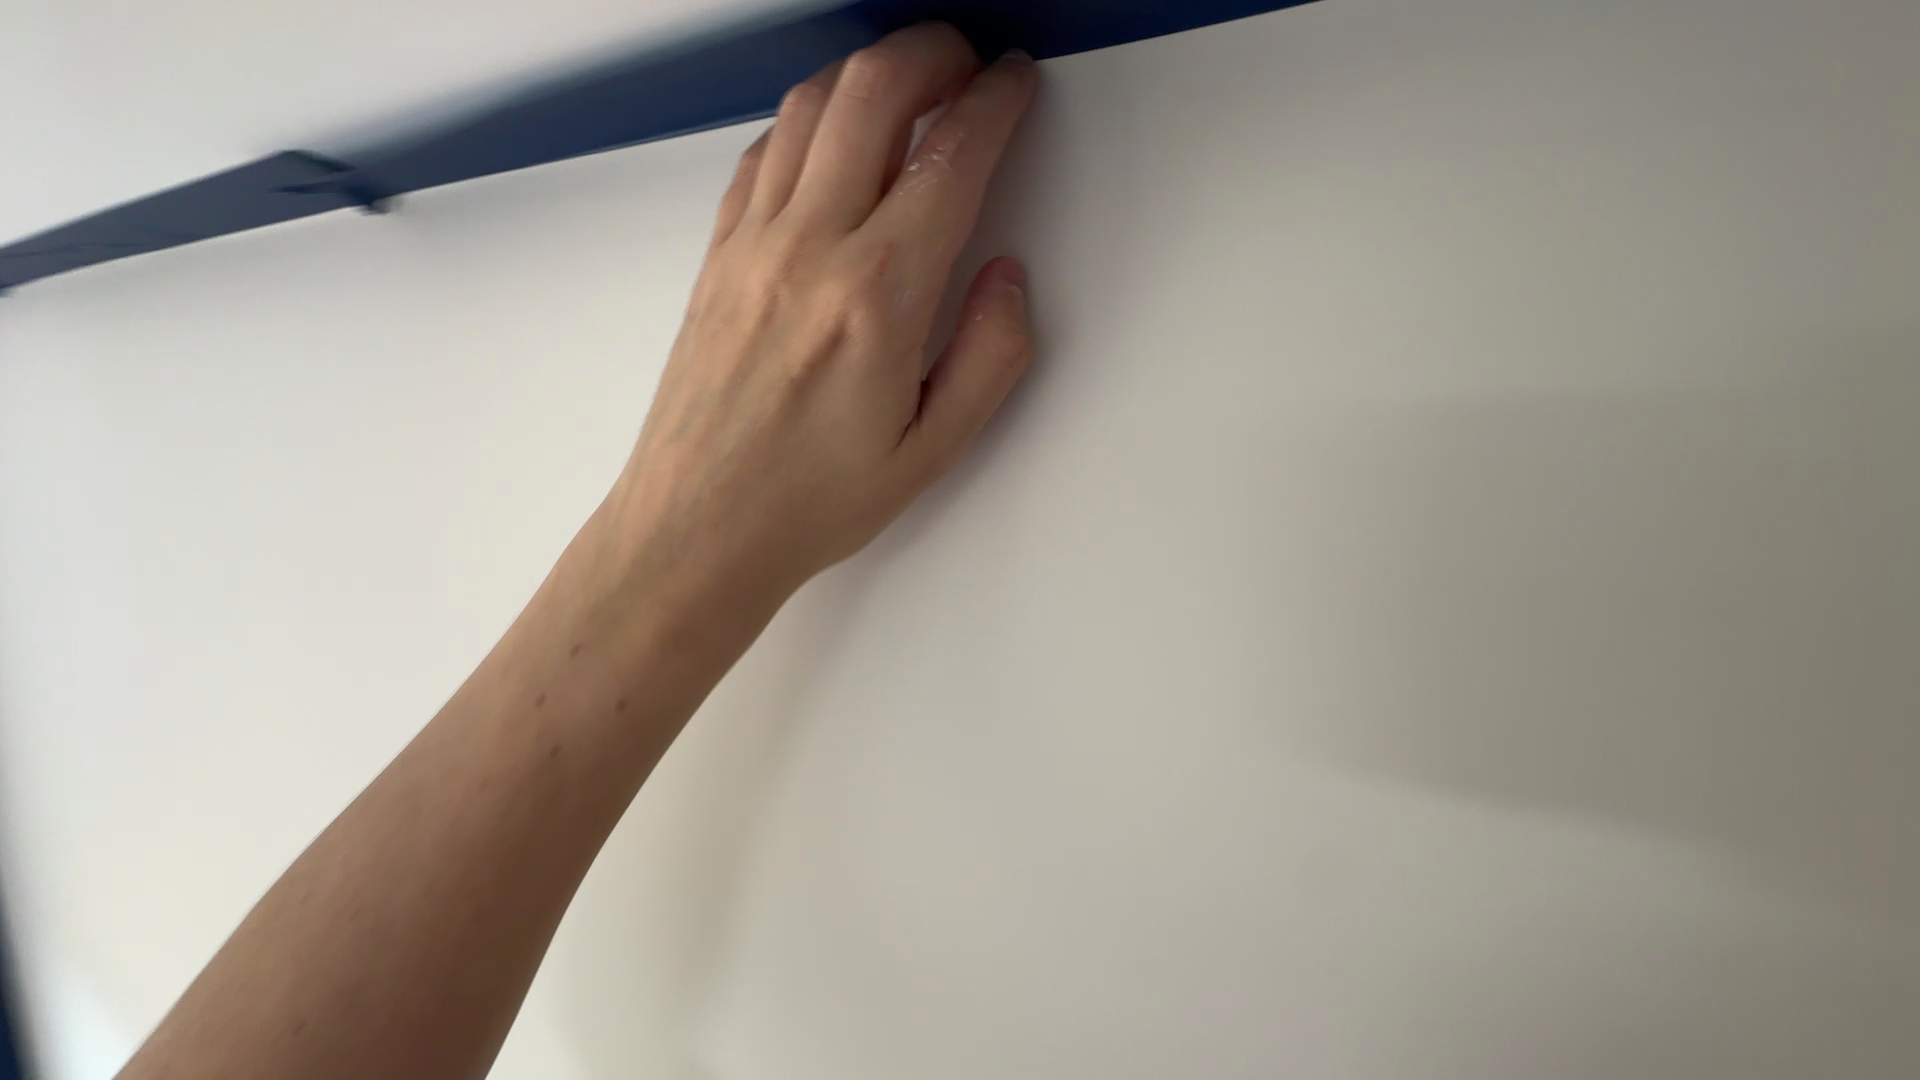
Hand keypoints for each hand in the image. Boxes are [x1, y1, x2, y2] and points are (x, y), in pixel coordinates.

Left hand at [603, 23, 1037, 612]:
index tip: (1014, 84)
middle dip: (933, 53)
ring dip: (867, 71)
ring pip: (808, 106)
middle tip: (967, 60)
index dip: (996, 102)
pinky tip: (827, 137)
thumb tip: (1007, 281)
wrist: (699, 529)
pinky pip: (760, 154)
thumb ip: (991, 357)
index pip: (951, 158)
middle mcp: (809, 251)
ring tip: (907, 81)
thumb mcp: (933, 452)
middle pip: (874, 93)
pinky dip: (804, 120)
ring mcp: (752, 246)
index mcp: (877, 299)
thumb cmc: (807, 501)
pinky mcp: (717, 257)